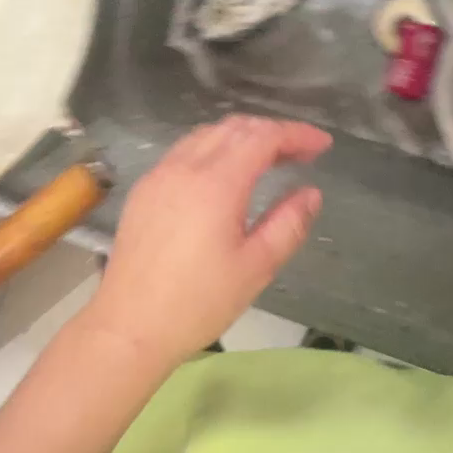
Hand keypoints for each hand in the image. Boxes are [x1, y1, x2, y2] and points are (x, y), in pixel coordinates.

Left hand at [79, 116, 332, 369]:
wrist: (130, 324)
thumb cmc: (198, 302)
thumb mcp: (256, 267)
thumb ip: (288, 224)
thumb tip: (310, 192)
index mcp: (216, 183)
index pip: (262, 137)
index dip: (296, 134)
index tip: (322, 144)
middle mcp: (184, 167)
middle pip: (234, 128)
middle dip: (272, 132)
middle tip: (301, 153)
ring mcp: (159, 174)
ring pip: (207, 135)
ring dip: (242, 136)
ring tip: (269, 159)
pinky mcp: (145, 188)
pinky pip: (185, 151)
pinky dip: (214, 148)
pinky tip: (226, 172)